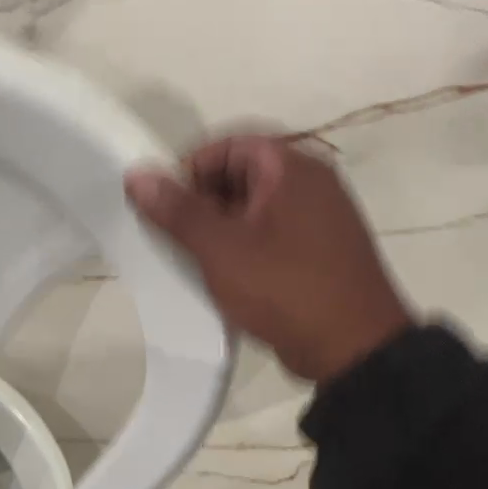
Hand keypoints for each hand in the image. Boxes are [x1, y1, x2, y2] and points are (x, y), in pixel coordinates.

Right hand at [125, 134, 414, 383]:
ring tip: (190, 263)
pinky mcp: (314, 251)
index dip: (188, 169)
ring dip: (214, 229)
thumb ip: (177, 211)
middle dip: (198, 202)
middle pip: (239, 173)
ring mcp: (314, 218)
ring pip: (250, 207)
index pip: (229, 144)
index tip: (162, 209)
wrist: (349, 344)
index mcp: (292, 169)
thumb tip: (137, 174)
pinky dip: (236, 248)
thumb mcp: (221, 248)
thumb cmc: (283, 288)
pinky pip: (265, 234)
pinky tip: (219, 279)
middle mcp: (308, 184)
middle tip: (171, 240)